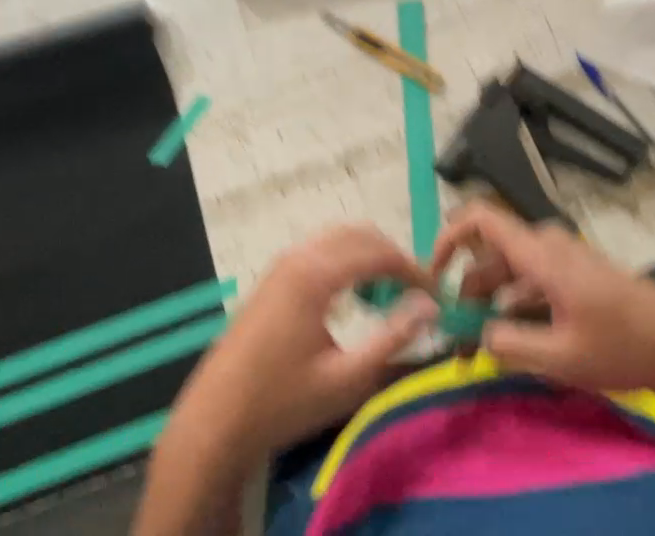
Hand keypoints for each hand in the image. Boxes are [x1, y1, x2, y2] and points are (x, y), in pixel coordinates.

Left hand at [170, 226, 437, 457]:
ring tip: (389, 300)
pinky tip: (354, 302)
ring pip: (339, 239)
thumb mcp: (347, 378)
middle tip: (417, 297)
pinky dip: (347, 264)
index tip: (438, 298)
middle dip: (393, 259)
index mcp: (315, 274)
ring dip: (369, 259)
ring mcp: (281, 264)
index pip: (379, 252)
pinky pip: (321, 252)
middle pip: (360, 235)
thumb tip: (432, 307)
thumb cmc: (284, 403)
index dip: (415, 271)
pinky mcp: (272, 278)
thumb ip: (393, 338)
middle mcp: (298, 256)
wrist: (216, 420)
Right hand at [432, 201, 654, 391]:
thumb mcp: (561, 358)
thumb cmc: (625, 347)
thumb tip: (476, 335)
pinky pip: (532, 282)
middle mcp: (549, 247)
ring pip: (510, 274)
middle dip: (467, 296)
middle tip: (457, 345)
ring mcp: (565, 260)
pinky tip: (514, 343)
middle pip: (490, 259)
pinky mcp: (577, 276)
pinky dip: (515, 307)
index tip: (431, 276)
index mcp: (541, 255)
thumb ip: (510, 345)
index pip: (481, 220)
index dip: (448, 238)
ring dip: (491, 307)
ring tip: (481, 354)